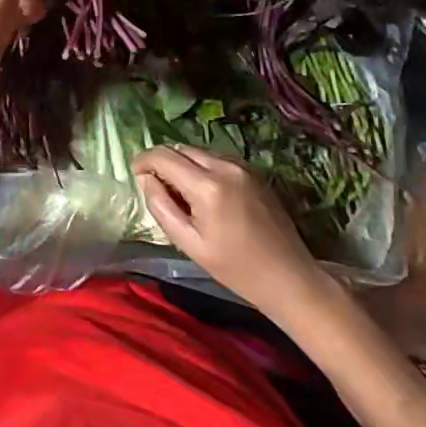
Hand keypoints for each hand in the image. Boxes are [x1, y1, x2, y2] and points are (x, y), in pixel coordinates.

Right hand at [132, 144, 325, 318]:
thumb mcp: (189, 243)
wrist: (290, 278)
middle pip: (180, 148)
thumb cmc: (236, 268)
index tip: (136, 174)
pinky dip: (201, 166)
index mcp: (207, 186)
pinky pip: (216, 158)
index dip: (143, 161)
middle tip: (156, 186)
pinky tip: (203, 192)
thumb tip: (145, 179)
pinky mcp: (253, 172)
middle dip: (162, 161)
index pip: (163, 156)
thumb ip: (161, 207)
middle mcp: (225, 167)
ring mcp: (242, 167)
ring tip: (179, 191)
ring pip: (198, 151)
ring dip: (182, 163)